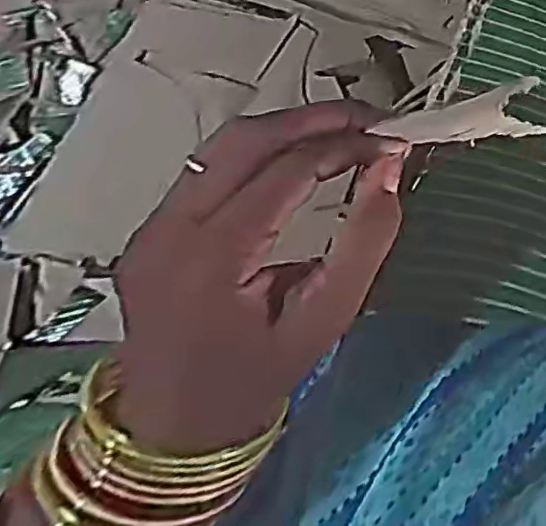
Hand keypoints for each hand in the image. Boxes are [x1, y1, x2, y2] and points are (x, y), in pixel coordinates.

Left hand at [111, 101, 410, 453]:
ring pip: (226, 141)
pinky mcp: (155, 225)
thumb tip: (390, 167)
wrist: (171, 428)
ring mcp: (152, 226)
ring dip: (293, 125)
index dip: (349, 145)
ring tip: (347, 129)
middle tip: (374, 120)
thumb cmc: (257, 374)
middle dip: (319, 117)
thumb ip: (367, 237)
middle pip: (248, 138)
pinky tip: (306, 152)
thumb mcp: (328, 314)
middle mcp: (169, 231)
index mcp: (210, 259)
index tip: (393, 146)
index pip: (288, 169)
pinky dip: (269, 145)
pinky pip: (214, 162)